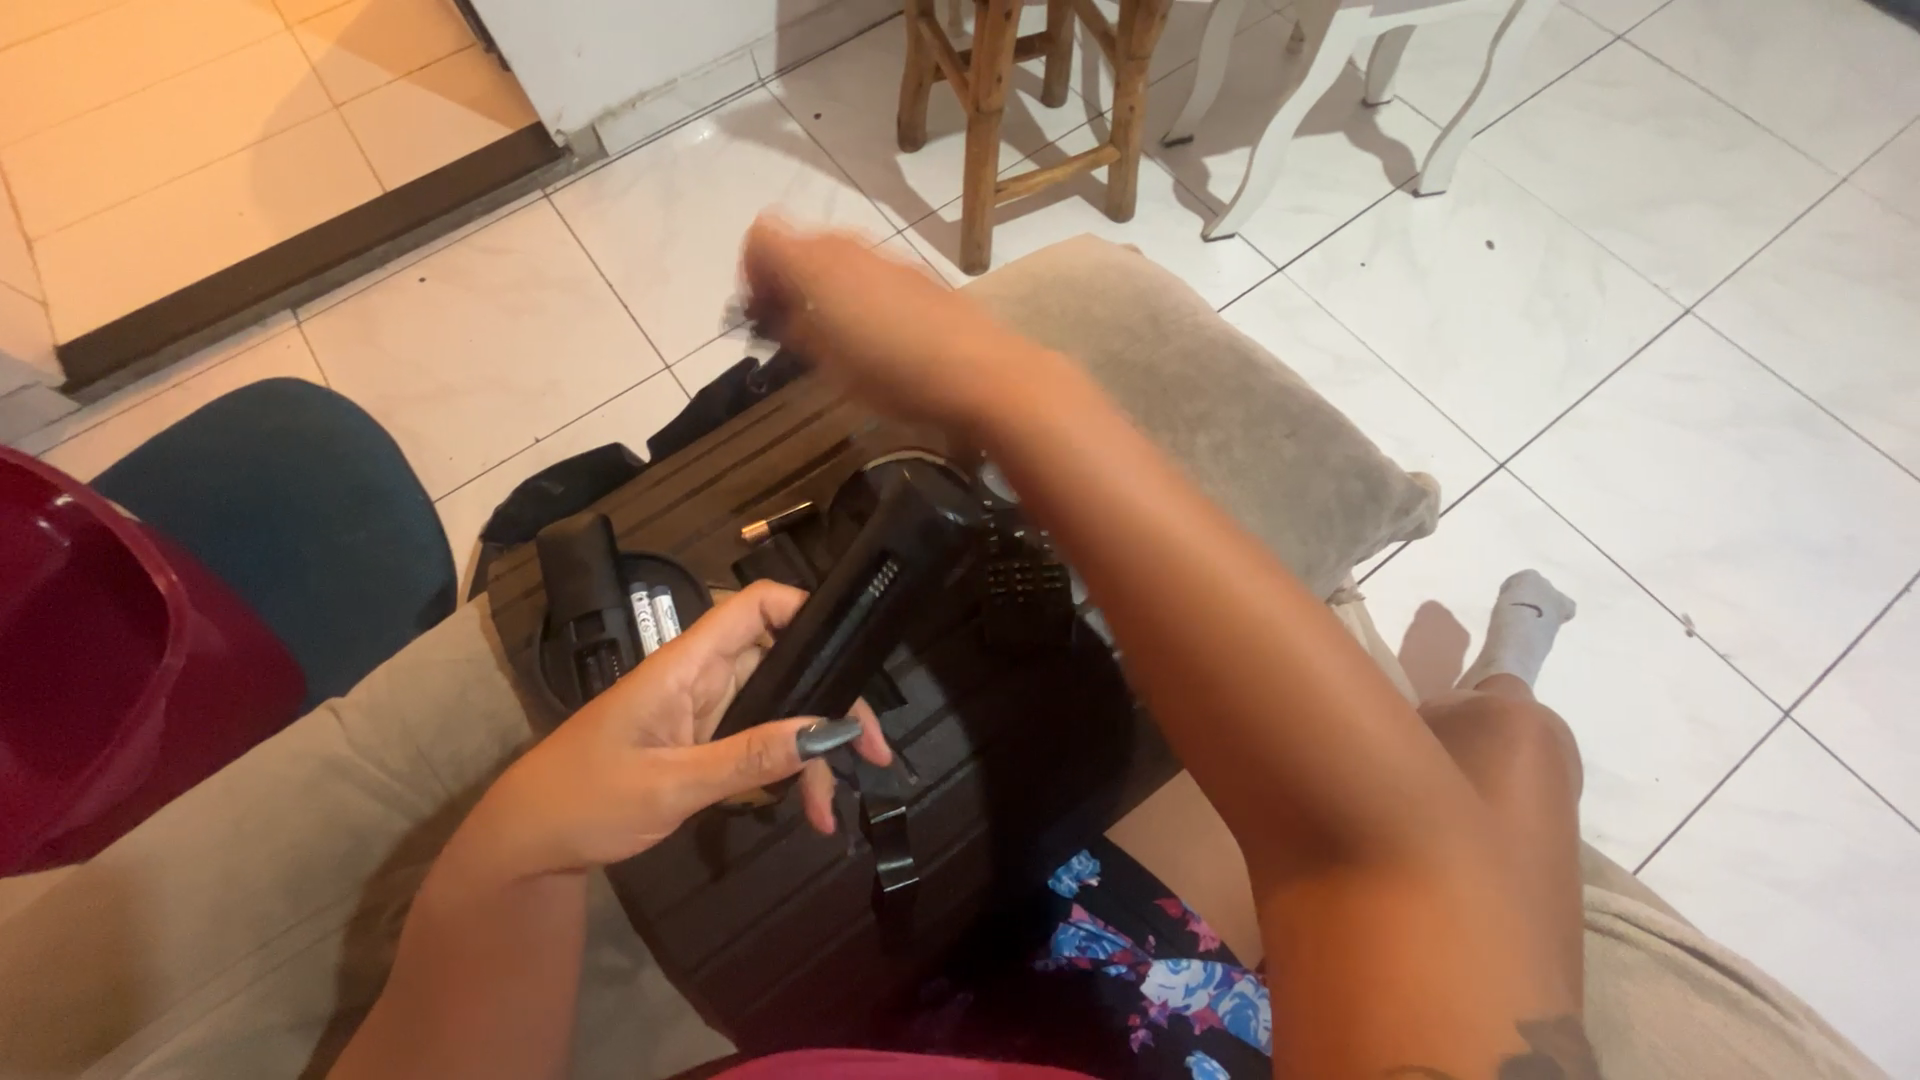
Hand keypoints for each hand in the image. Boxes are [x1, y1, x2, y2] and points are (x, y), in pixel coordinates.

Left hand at [458, 582, 891, 878]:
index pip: (757, 607)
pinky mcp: (707, 743)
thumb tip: (827, 731)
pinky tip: (803, 810)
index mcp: (689, 664)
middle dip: (833, 705)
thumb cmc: (582, 800)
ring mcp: (709, 712)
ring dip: (812, 755)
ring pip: (782, 712)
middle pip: (788, 664)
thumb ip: (749, 757)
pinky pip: (764, 744)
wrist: (525, 845)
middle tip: (870, 753)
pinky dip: (788, 774)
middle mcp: (706, 678)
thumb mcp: (669, 785)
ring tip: (828, 811)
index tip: (852, 650)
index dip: (806, 610)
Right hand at [740, 215, 1062, 432]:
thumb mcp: (829, 364)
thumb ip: (795, 329)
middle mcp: (851, 247)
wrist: (983, 373)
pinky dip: (856, 296)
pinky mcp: (919, 276)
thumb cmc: (895, 374)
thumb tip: (778, 313)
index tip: (759, 316)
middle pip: (800, 245)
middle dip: (786, 283)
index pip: (761, 236)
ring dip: (822, 291)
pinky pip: (871, 275)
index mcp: (817, 262)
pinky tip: (874, 339)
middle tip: (789, 332)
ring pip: (837, 261)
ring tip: (832, 342)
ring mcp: (889, 259)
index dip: (751, 273)